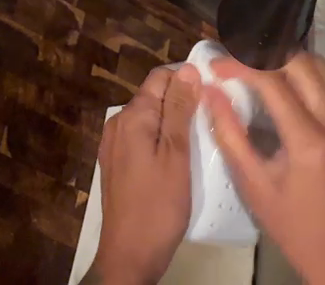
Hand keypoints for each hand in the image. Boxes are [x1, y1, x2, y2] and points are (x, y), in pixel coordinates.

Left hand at [87, 64, 202, 284]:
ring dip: (171, 124)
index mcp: (132, 115)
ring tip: (199, 141)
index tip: (211, 96)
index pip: (159, 78)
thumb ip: (179, 110)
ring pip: (148, 119)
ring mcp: (113, 143)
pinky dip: (159, 141)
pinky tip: (177, 160)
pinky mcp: (115, 163)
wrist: (129, 255)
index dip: (186, 81)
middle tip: (210, 122)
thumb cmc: (158, 205)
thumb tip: (186, 69)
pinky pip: (141, 138)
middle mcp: (118, 122)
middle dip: (180, 103)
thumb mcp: (176, 155)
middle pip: (153, 97)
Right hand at [203, 52, 324, 284]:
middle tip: (234, 60)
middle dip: (262, 54)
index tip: (215, 65)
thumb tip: (209, 91)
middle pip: (299, 63)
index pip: (272, 81)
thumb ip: (229, 133)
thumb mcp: (253, 185)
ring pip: (318, 67)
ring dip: (284, 59)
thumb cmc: (292, 227)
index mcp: (309, 142)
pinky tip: (279, 83)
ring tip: (254, 64)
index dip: (240, 65)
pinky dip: (301, 73)